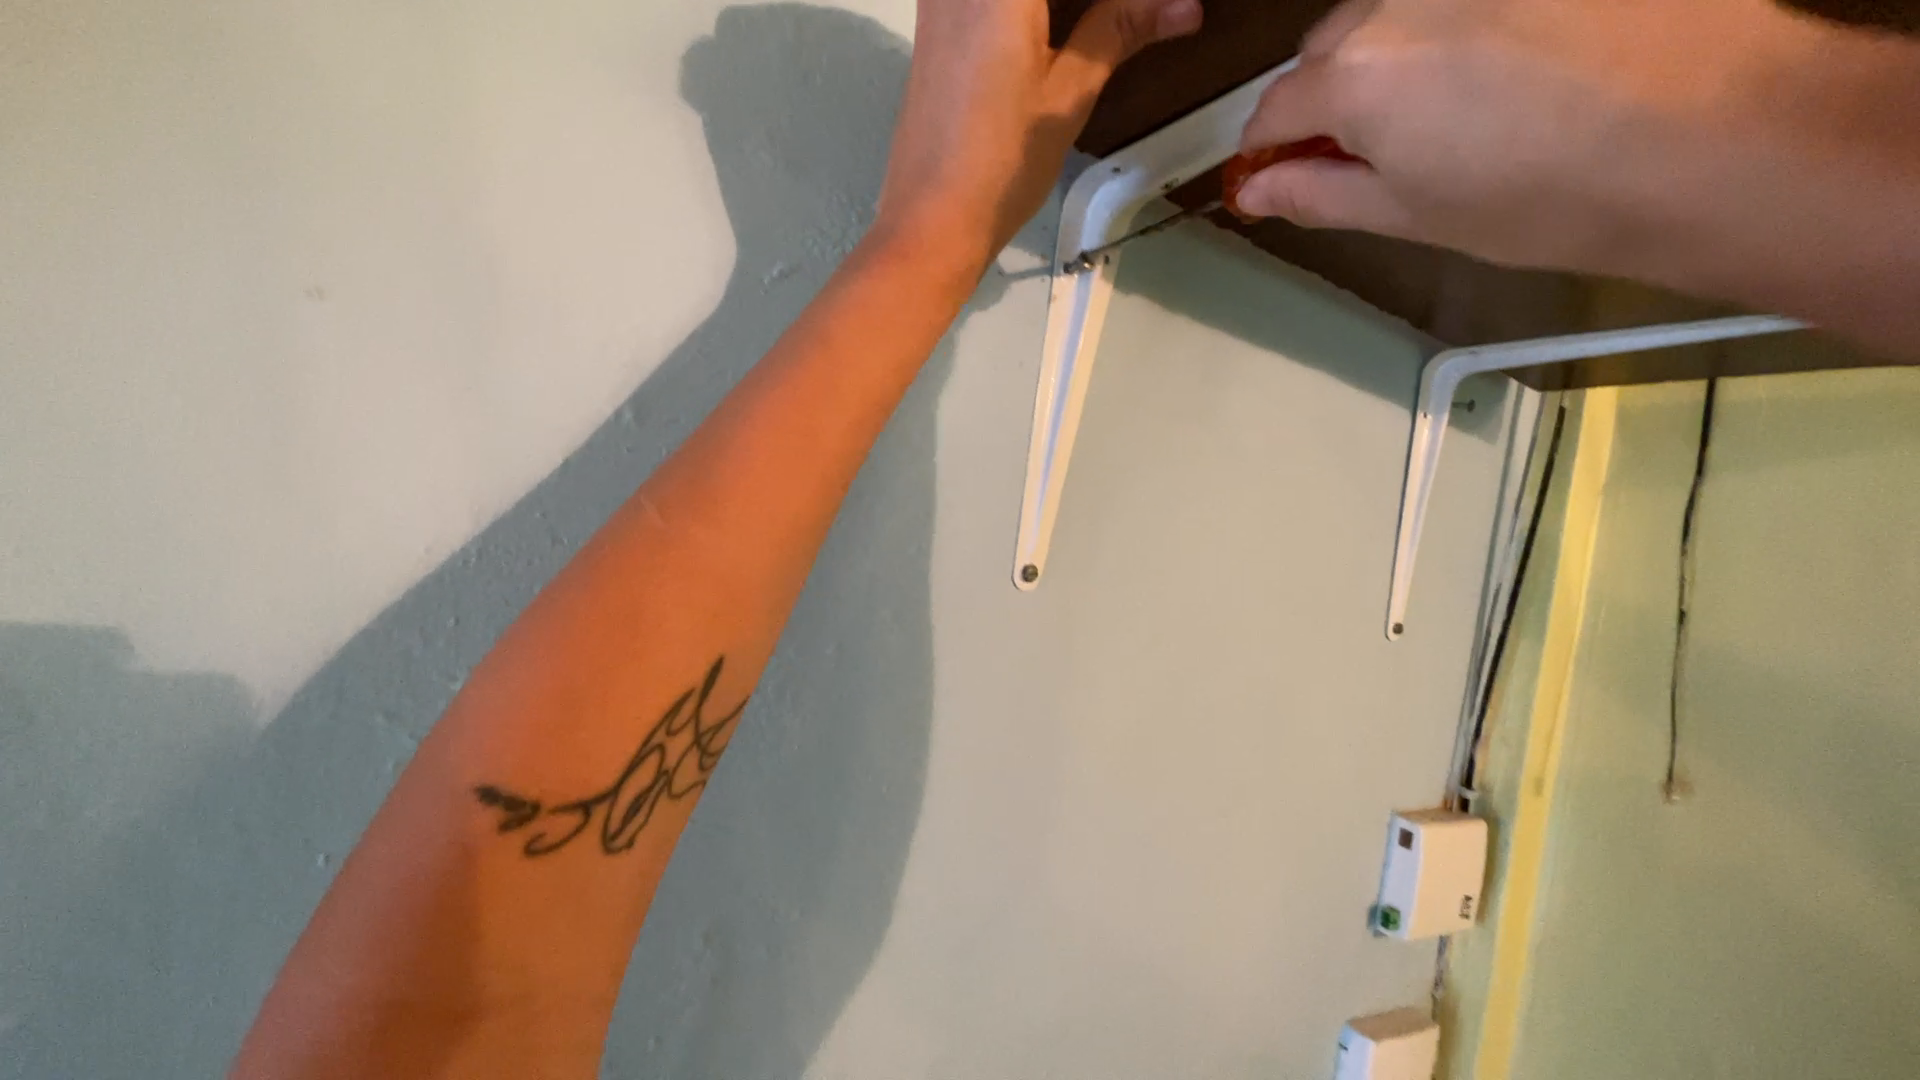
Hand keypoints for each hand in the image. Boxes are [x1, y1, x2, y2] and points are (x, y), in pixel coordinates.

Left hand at [874, 0, 1203, 269]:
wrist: (931, 220)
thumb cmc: (1003, 162)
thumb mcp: (1068, 94)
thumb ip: (1122, 30)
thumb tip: (1188, 6)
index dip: (1117, 3)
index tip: (1147, 18)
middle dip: (1094, 6)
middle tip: (1134, 25)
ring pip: (1019, 0)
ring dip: (1066, 11)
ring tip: (1104, 31)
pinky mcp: (933, 23)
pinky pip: (987, 2)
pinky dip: (1032, 15)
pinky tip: (1060, 34)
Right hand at [1232, 0, 1825, 275]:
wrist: (1712, 136)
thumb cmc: (1537, 201)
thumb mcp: (1407, 215)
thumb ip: (1316, 194)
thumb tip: (1254, 190)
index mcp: (1355, 76)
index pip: (1273, 109)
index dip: (1266, 149)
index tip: (1274, 176)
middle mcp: (1396, 1)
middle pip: (1325, 50)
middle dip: (1328, 99)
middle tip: (1371, 151)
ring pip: (1389, 14)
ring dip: (1388, 58)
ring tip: (1449, 107)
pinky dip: (1452, 29)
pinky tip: (1503, 65)